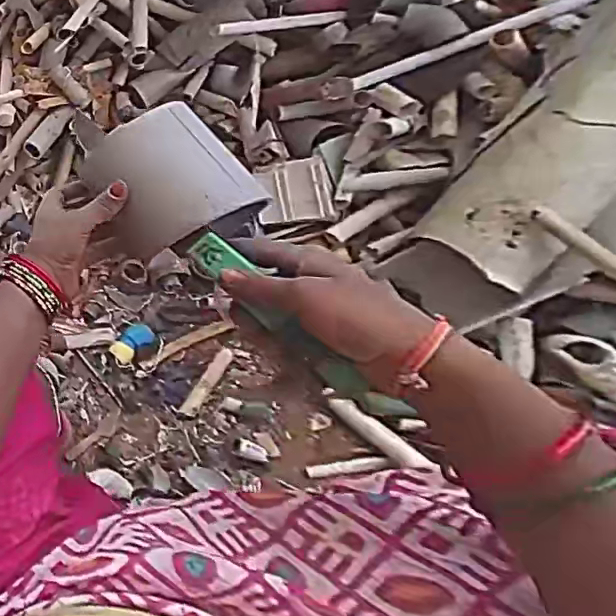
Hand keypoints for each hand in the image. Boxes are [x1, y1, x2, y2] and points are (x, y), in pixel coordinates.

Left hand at [20, 180, 127, 300]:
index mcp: (51, 208)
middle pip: (83, 211)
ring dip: (110, 226)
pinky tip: (128, 241)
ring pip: (93, 230)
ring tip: (130, 218)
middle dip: (101, 207)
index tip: (101, 183)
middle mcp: (59, 225)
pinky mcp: (79, 259)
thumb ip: (101, 206)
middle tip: (121, 200)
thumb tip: (118, 189)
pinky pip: (99, 249)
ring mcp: (69, 243)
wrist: (48, 280)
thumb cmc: (52, 246)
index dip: (82, 186)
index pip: (66, 191)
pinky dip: (113, 245)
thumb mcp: (79, 221)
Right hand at [217, 238, 437, 368]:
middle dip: (248, 306)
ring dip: (265, 333)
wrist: (411, 363)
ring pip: (269, 320)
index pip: (258, 252)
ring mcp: (313, 316)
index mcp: (306, 262)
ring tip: (273, 344)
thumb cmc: (362, 318)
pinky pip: (285, 343)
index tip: (204, 265)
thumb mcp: (303, 296)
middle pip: (259, 290)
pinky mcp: (319, 343)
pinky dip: (282, 351)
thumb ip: (259, 286)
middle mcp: (307, 285)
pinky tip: (289, 358)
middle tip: (242, 317)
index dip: (231, 257)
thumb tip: (224, 274)